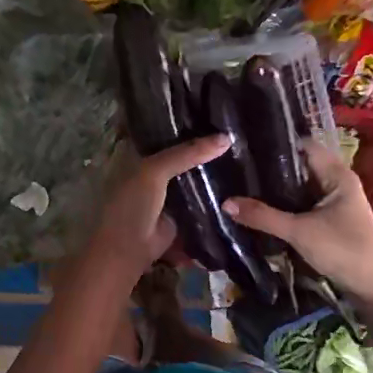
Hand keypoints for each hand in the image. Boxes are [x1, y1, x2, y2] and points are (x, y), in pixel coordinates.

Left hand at [81, 135, 231, 280]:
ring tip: (243, 162)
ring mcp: (170, 196)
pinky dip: (215, 198)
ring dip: (215, 176)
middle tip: (238, 141)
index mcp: (142, 157)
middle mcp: (156, 173)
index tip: (221, 121)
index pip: (170, 135)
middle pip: (186, 158)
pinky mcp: (182, 215)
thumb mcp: (155, 172)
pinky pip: (201, 202)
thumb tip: (226, 139)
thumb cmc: (133, 205)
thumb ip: (187, 153)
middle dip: (208, 152)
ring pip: (196, 180)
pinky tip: (237, 188)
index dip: (192, 127)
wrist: (129, 251)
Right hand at [224, 146, 372, 302]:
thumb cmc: (342, 251)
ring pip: (300, 187)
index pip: (304, 145)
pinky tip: (262, 207)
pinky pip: (303, 204)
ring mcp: (334, 202)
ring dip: (277, 188)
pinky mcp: (330, 219)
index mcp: (337, 174)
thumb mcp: (299, 232)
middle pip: (300, 166)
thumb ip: (263, 216)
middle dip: (272, 168)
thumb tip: (226, 202)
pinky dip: (285, 204)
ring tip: (243, 183)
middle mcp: (337, 182)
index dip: (277, 143)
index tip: (247, 146)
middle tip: (238, 166)